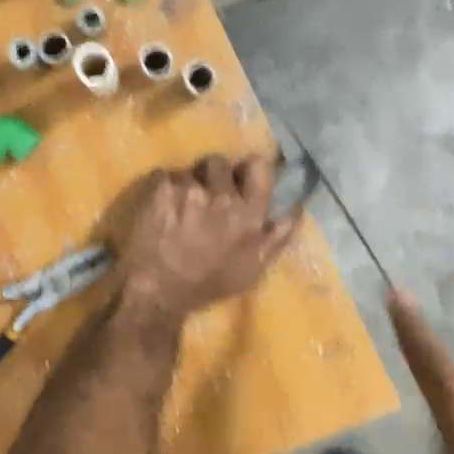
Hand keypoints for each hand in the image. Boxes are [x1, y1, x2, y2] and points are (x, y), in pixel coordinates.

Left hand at [116, 154, 298, 326]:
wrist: (157, 290)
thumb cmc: (207, 284)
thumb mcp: (253, 269)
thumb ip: (278, 236)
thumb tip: (296, 207)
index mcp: (250, 214)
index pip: (259, 167)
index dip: (247, 168)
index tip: (238, 177)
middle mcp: (223, 196)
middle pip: (218, 162)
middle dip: (210, 176)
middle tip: (201, 197)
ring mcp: (191, 189)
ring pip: (188, 170)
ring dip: (184, 183)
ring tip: (176, 207)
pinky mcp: (162, 188)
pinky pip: (163, 175)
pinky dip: (160, 188)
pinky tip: (157, 209)